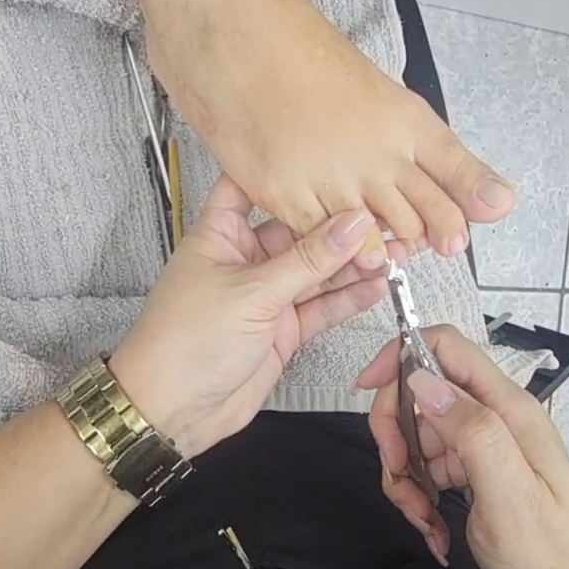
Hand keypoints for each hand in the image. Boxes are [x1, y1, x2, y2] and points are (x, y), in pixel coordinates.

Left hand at [110, 175, 388, 458]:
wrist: (172, 410)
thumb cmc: (187, 341)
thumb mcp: (253, 292)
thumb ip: (308, 260)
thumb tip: (352, 224)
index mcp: (221, 234)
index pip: (252, 188)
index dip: (286, 172)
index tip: (327, 158)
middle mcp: (245, 259)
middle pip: (298, 231)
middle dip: (340, 226)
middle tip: (386, 217)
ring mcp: (266, 295)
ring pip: (316, 271)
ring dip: (352, 263)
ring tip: (397, 250)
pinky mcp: (282, 329)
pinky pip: (320, 307)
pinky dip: (347, 299)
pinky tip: (377, 285)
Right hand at [134, 0, 515, 263]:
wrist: (235, 35)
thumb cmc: (293, 51)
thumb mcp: (370, 84)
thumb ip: (407, 132)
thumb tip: (437, 161)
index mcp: (402, 118)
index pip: (455, 173)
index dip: (465, 208)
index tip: (462, 231)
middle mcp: (376, 151)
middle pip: (425, 216)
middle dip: (430, 238)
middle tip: (425, 245)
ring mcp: (333, 176)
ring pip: (381, 238)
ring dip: (385, 250)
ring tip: (380, 249)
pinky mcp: (288, 194)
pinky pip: (325, 245)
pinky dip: (336, 254)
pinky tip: (335, 248)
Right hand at [356, 326, 568, 568]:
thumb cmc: (551, 555)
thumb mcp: (511, 497)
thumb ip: (472, 432)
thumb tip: (422, 381)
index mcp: (506, 407)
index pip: (445, 346)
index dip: (400, 355)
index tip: (366, 389)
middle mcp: (492, 414)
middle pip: (420, 390)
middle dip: (395, 432)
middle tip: (398, 478)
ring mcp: (480, 441)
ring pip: (415, 432)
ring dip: (405, 474)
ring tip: (424, 518)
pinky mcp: (471, 467)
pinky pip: (424, 464)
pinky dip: (416, 492)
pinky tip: (433, 526)